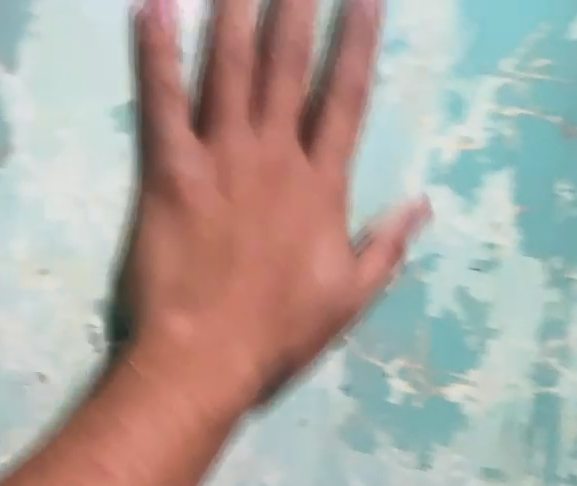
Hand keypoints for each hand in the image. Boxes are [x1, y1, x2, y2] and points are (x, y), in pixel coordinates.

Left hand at [119, 0, 429, 412]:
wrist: (205, 360)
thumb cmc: (275, 338)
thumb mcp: (348, 301)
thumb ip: (387, 248)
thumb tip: (424, 204)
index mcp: (322, 186)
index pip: (346, 96)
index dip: (358, 40)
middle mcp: (275, 158)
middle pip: (288, 63)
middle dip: (296, 3)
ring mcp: (222, 162)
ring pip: (229, 68)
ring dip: (235, 9)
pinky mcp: (170, 177)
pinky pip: (163, 104)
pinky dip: (157, 54)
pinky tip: (152, 7)